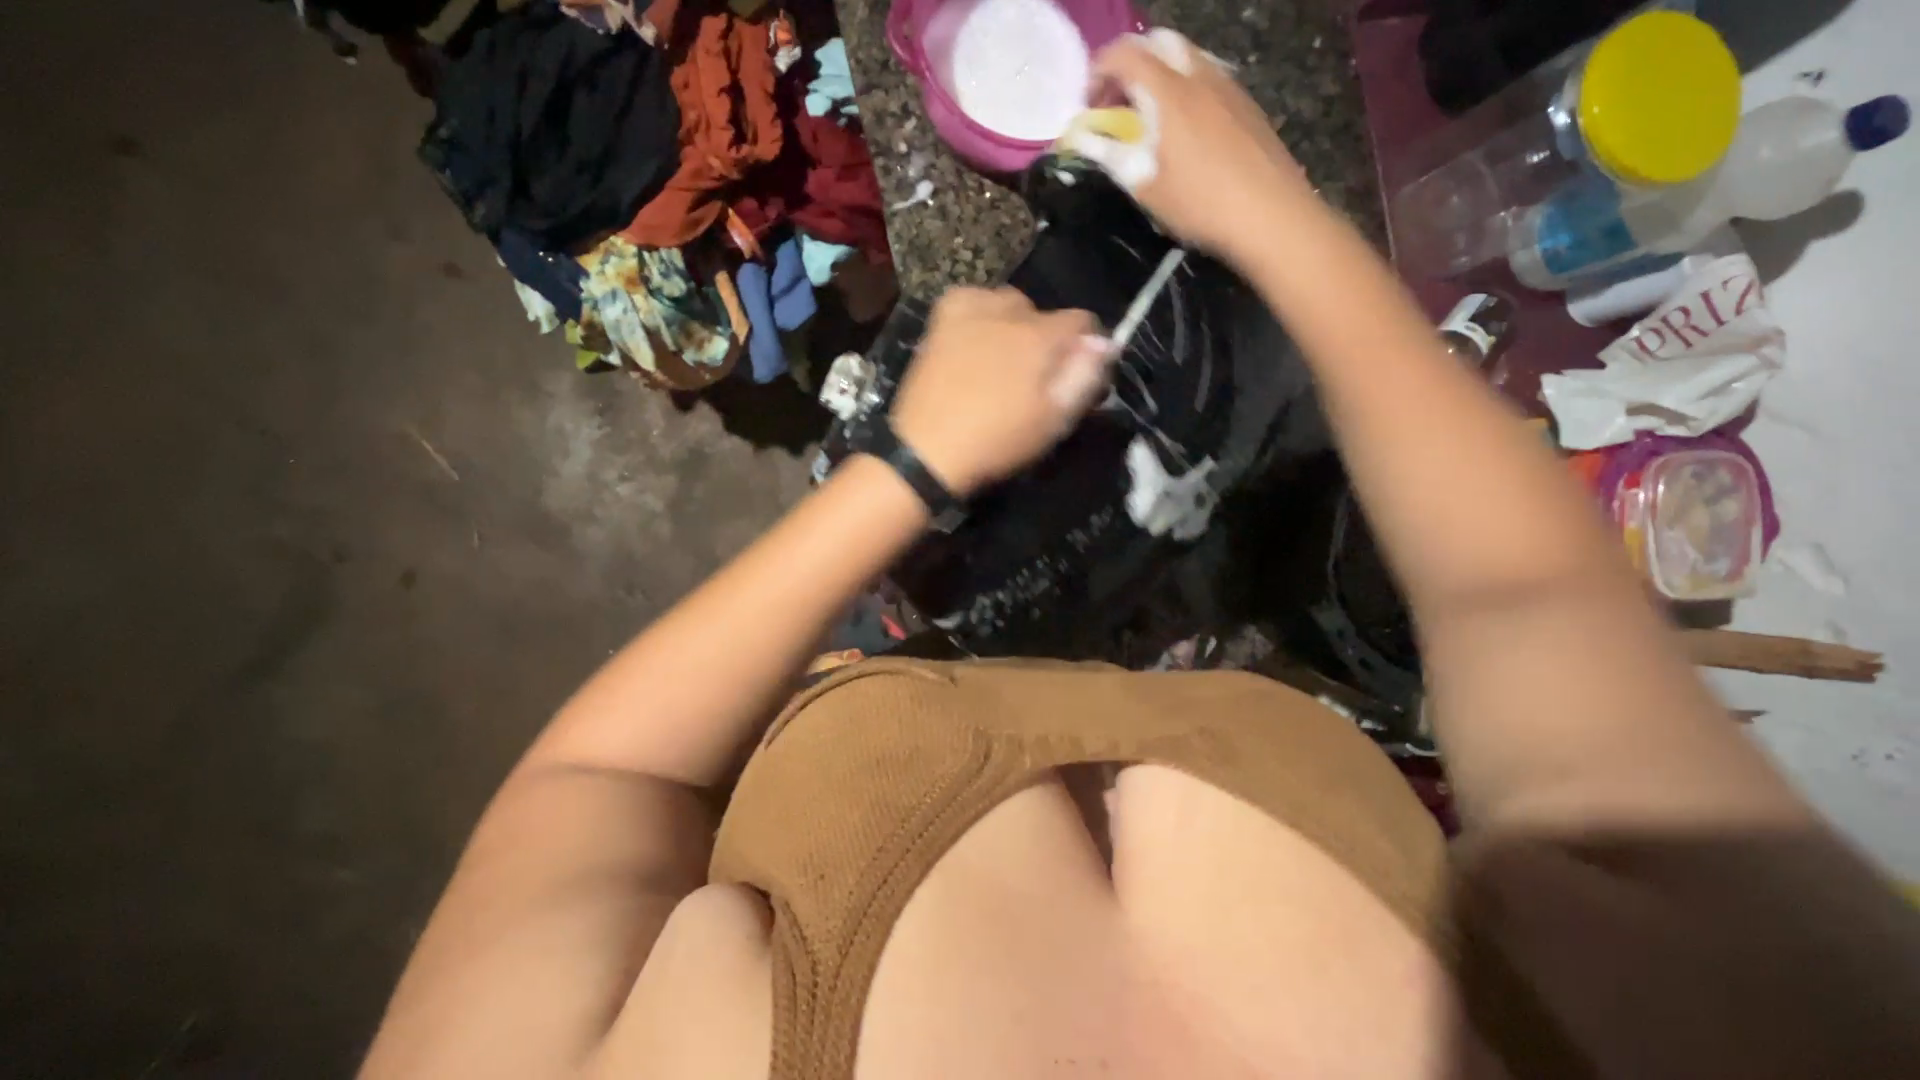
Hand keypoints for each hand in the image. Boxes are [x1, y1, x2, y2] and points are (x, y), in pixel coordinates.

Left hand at [889, 288, 1110, 498]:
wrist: (927, 451)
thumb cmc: (997, 442)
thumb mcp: (1053, 420)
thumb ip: (1083, 377)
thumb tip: (1104, 344)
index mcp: (1041, 338)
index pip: (1083, 321)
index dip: (1087, 347)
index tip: (1078, 374)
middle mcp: (1009, 312)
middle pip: (1044, 312)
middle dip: (1047, 338)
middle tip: (1035, 377)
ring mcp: (971, 312)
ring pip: (1009, 302)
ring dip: (1014, 324)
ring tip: (1003, 359)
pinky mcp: (941, 320)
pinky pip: (971, 298)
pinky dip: (979, 311)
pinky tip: (975, 337)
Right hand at [1064, 29, 1321, 268]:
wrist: (1273, 216)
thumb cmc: (1202, 205)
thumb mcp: (1146, 187)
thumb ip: (1110, 156)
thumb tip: (1081, 139)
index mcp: (1170, 93)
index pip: (1126, 53)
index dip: (1099, 70)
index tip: (1090, 105)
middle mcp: (1200, 77)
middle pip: (1159, 42)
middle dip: (1131, 64)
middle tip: (1119, 103)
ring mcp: (1229, 87)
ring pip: (1188, 56)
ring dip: (1160, 75)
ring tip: (1150, 118)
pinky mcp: (1248, 104)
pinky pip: (1209, 78)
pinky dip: (1186, 88)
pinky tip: (1184, 130)